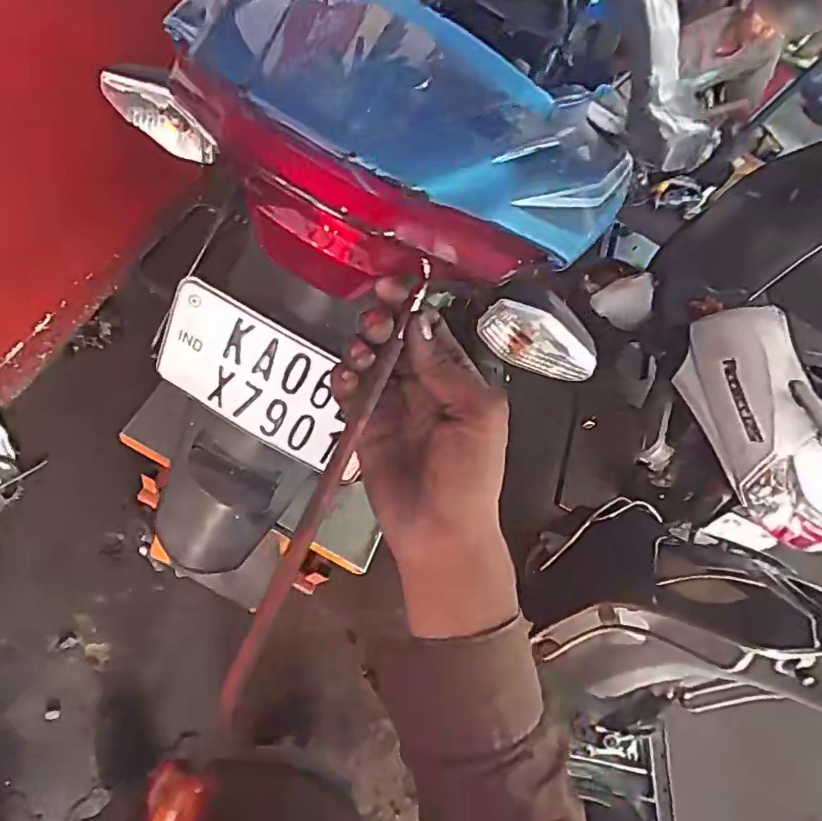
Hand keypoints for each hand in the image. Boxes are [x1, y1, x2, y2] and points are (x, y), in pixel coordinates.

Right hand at [329, 278, 517, 637]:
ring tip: (362, 350)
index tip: (395, 288)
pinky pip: (351, 392)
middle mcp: (423, 387)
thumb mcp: (476, 415)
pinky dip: (345, 379)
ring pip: (372, 361)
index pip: (433, 332)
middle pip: (397, 340)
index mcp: (458, 380)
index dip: (414, 308)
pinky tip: (347, 377)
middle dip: (384, 322)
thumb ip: (446, 369)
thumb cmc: (470, 476)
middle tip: (374, 318)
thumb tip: (418, 324)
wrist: (439, 532)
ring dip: (363, 347)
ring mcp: (393, 406)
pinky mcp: (367, 426)